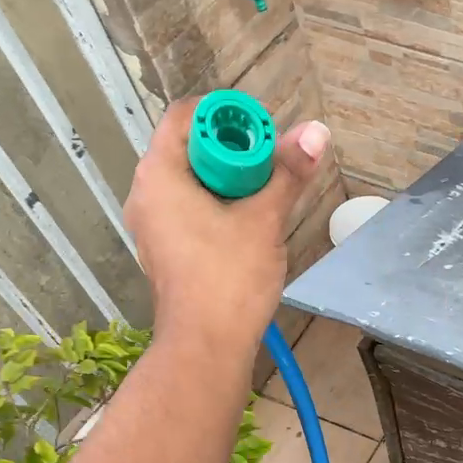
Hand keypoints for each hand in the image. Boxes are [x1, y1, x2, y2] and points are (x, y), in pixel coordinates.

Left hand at [121, 96, 329, 358]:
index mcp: (159, 173)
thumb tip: (317, 131)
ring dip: (230, 186)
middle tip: (272, 167)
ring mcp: (153, 226)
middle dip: (234, 154)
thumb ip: (288, 173)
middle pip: (190, 151)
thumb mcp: (264, 220)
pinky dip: (219, 211)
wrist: (207, 346)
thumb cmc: (229, 278)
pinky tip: (248, 229)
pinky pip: (191, 214)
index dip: (229, 118)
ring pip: (193, 185)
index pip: (188, 117)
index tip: (265, 136)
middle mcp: (146, 193)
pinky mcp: (166, 252)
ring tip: (266, 200)